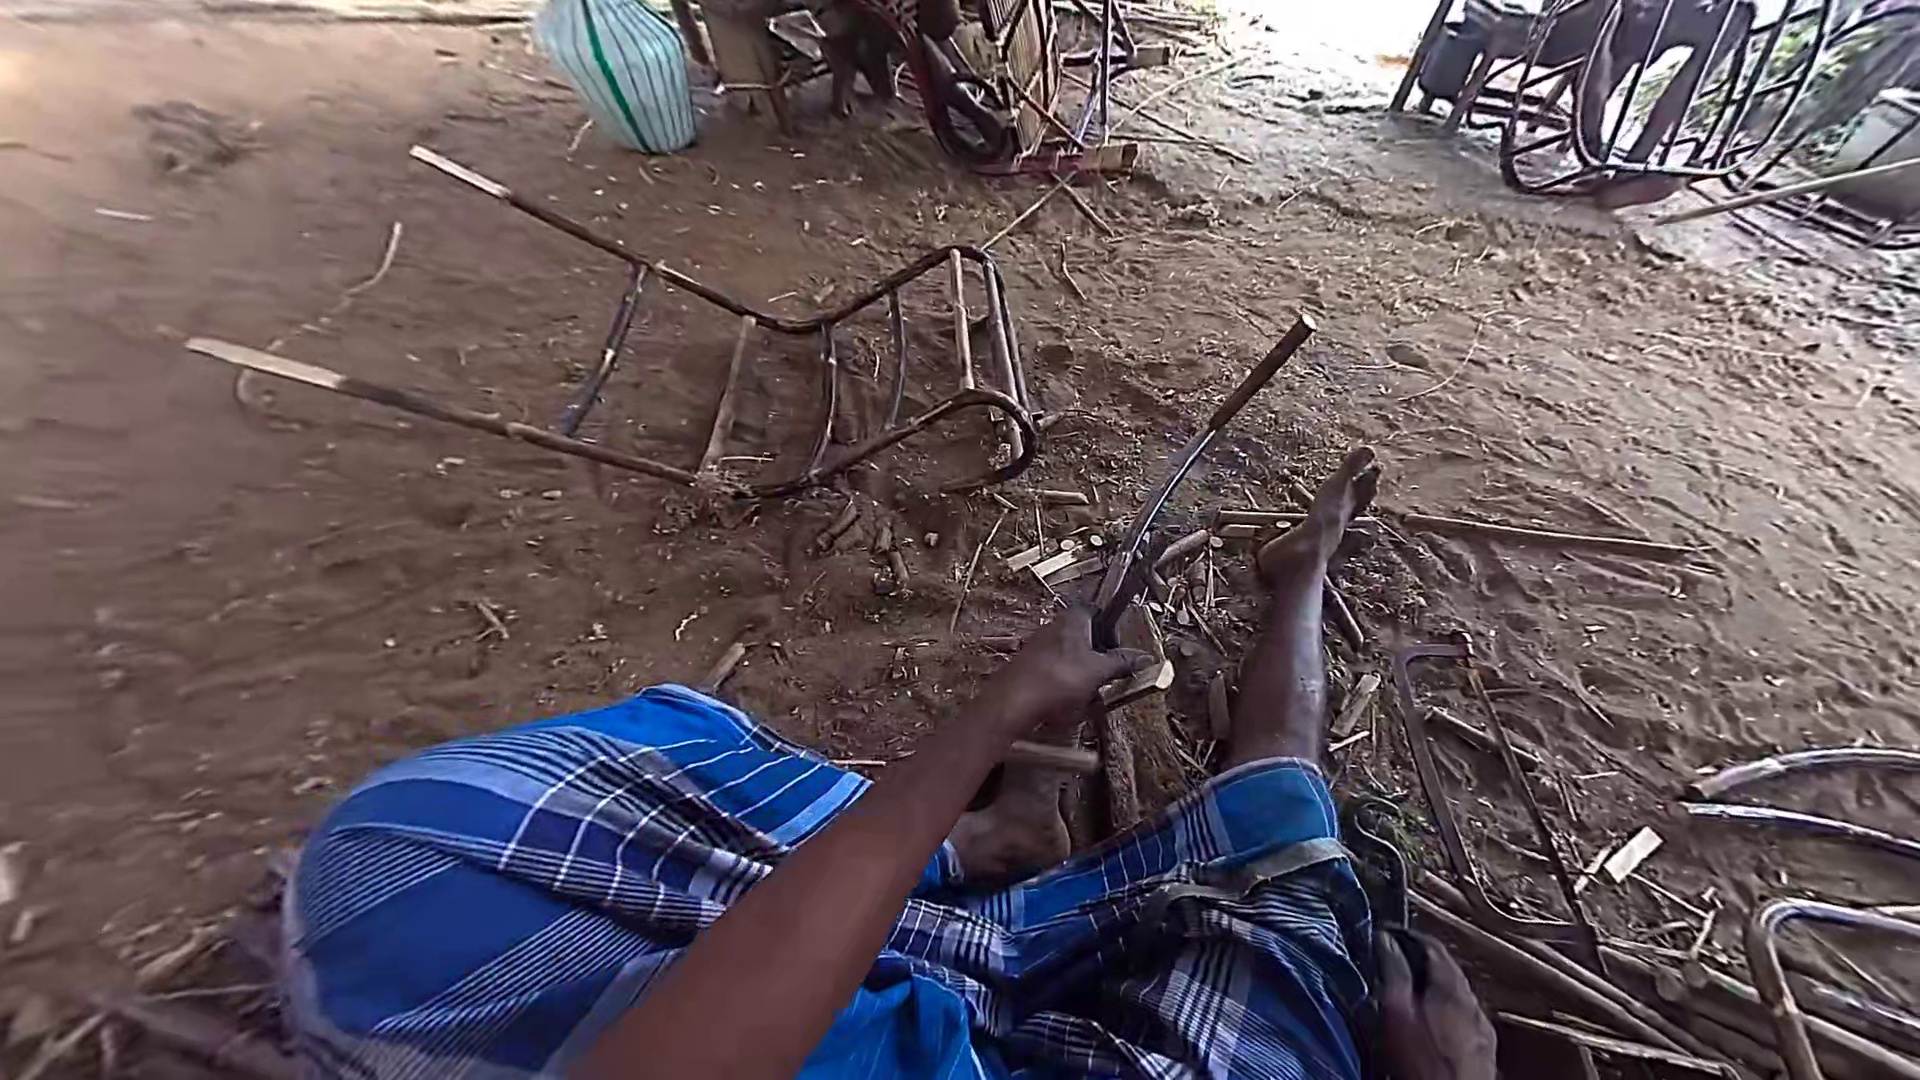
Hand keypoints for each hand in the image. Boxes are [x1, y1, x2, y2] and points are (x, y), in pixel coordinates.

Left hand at [971, 606, 1151, 737]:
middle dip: (1097, 661)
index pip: (1094, 610)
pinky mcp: (1029, 671)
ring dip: (1083, 680)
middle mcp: (1053, 630)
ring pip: (1070, 662)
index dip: (1108, 625)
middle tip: (1106, 678)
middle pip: (1083, 639)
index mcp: (1071, 621)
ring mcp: (1039, 650)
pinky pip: (1056, 679)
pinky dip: (1065, 692)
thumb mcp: (1098, 671)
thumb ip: (1121, 663)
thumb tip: (1142, 657)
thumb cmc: (1055, 679)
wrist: (1012, 703)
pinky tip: (1068, 708)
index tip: (1119, 645)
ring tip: (1088, 699)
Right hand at [1378, 931, 1495, 1079]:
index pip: (1432, 945)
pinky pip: (1463, 1013)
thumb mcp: (1395, 1009)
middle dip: (1419, 956)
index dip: (1406, 933)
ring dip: (1432, 980)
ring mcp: (1483, 1031)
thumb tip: (1384, 937)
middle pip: (1447, 967)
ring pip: (1456, 991)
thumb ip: (1392, 970)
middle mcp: (1474, 1005)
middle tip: (1390, 956)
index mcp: (1452, 990)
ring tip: (1405, 984)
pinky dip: (1443, 1002)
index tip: (1382, 933)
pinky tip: (1428, 1015)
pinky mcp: (1485, 1052)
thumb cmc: (1420, 1060)